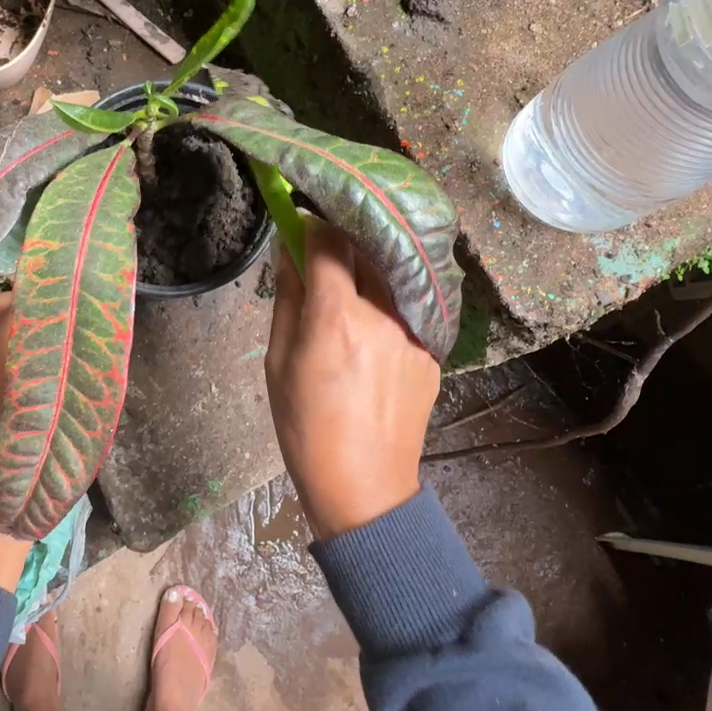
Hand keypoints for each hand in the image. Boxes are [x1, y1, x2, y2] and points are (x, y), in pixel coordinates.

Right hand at [265, 217, 440, 538]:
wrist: (366, 487)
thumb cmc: (305, 427)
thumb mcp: (277, 361)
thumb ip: (287, 298)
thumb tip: (287, 250)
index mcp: (337, 317)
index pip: (329, 240)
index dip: (311, 224)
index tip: (299, 223)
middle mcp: (384, 313)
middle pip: (368, 246)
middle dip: (343, 238)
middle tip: (322, 249)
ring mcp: (416, 331)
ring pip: (392, 272)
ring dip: (369, 265)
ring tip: (350, 283)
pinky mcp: (434, 349)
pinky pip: (408, 304)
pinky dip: (388, 298)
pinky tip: (373, 324)